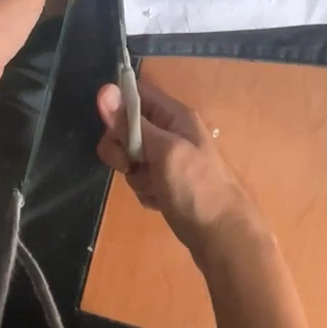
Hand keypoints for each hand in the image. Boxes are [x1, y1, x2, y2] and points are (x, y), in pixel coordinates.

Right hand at [97, 77, 267, 265]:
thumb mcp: (163, 151)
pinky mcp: (165, 183)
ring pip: (131, 157)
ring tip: (154, 188)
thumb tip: (103, 90)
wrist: (222, 238)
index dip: (118, 107)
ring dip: (136, 175)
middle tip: (131, 165)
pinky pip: (140, 179)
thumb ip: (132, 124)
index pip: (137, 94)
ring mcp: (168, 159)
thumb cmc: (196, 188)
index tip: (110, 128)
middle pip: (128, 127)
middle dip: (122, 149)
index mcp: (174, 116)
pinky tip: (158, 201)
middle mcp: (171, 132)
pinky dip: (144, 190)